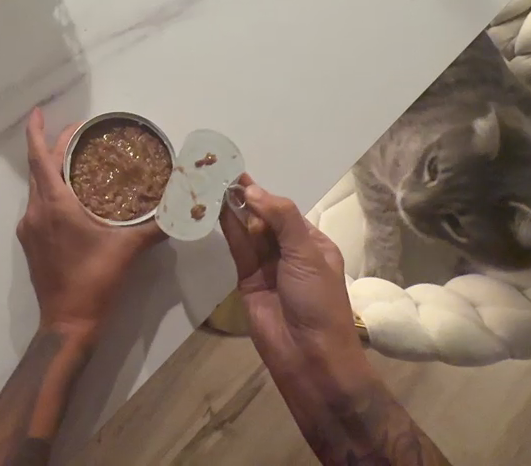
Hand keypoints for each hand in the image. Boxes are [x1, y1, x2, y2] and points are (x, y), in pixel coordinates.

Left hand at [18, 107, 163, 343]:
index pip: (39, 157)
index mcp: (54, 204)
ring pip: (38, 187)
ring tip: (77, 160)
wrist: (67, 325)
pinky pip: (39, 205)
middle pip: (40, 168)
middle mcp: (36, 210)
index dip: (36, 131)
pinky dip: (52, 191)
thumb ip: (155, 226)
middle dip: (55, 146)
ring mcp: (30, 228)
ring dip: (53, 170)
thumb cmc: (94, 281)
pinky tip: (73, 197)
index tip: (38, 112)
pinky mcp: (31, 242)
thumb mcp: (128, 250)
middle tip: (76, 132)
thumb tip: (180, 210)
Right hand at [219, 175, 374, 397]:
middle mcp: (289, 251)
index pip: (285, 210)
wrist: (309, 358)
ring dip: (233, 208)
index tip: (239, 172)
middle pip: (264, 217)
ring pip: (248, 229)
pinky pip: (237, 247)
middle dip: (246, 197)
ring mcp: (267, 265)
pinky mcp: (247, 278)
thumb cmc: (318, 302)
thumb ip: (281, 218)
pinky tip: (216, 207)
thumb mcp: (307, 254)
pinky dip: (227, 227)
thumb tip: (252, 189)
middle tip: (219, 172)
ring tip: (212, 183)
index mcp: (312, 244)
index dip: (264, 193)